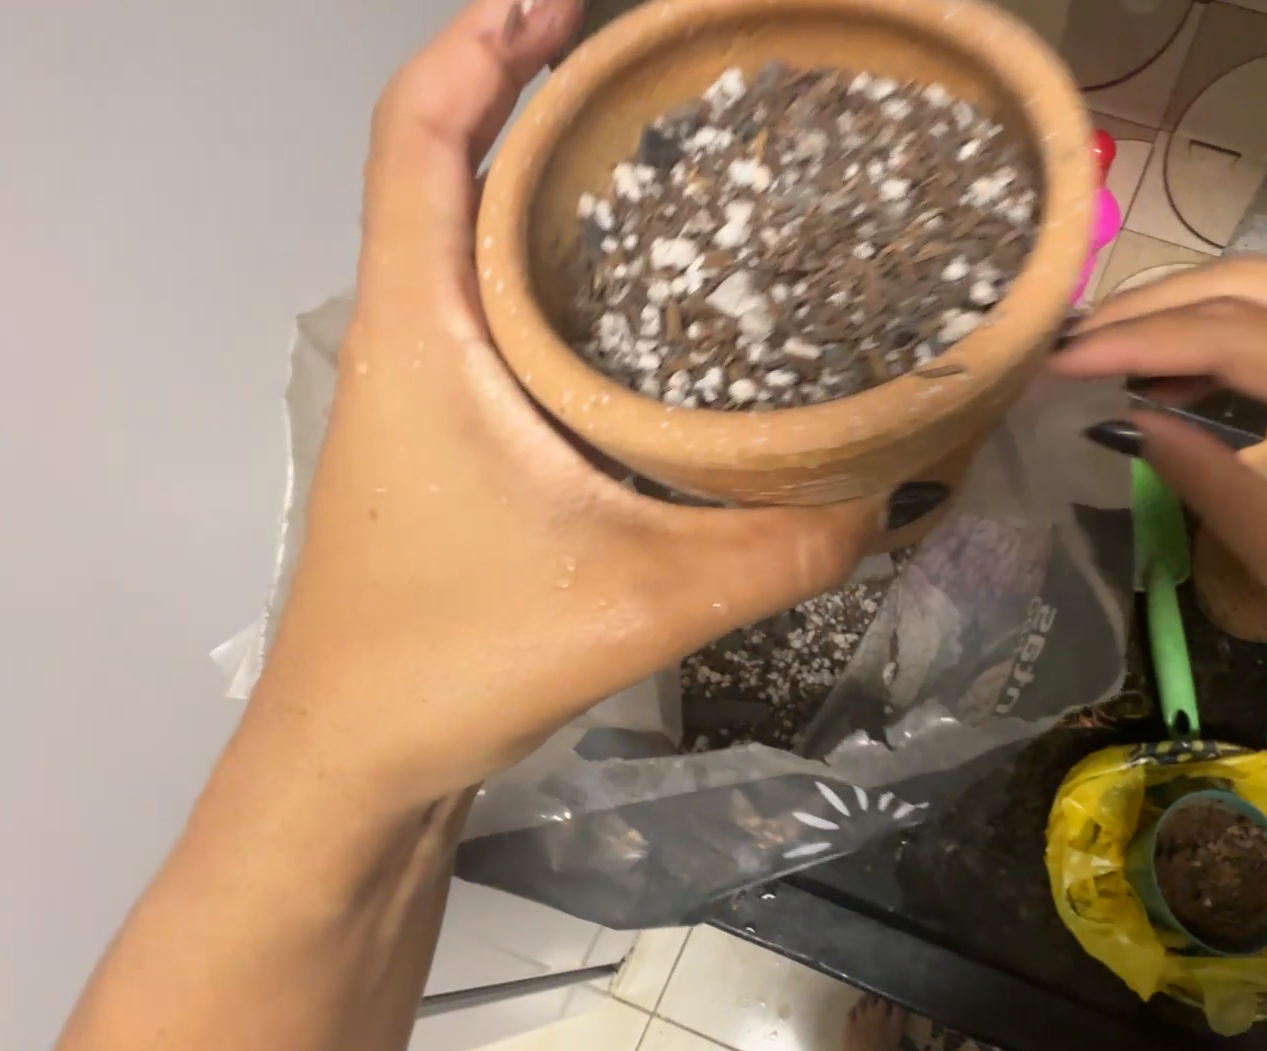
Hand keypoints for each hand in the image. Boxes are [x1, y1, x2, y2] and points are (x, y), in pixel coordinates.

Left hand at [252, 0, 891, 810]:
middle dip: (549, 102)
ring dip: (559, 195)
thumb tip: (905, 489)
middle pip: (460, 172)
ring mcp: (432, 394)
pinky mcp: (460, 444)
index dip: (482, 43)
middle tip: (675, 84)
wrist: (360, 763)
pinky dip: (568, 286)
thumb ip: (787, 549)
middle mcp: (414, 340)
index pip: (420, 137)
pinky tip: (656, 318)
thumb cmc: (461, 663)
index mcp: (424, 335)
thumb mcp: (647, 602)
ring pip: (485, 252)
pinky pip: (509, 325)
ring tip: (681, 175)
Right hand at [1055, 258, 1266, 679]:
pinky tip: (1187, 367)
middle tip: (1075, 341)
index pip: (1242, 336)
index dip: (1140, 340)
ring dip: (1186, 310)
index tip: (1064, 358)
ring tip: (1113, 352)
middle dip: (1151, 308)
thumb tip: (1133, 424)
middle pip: (1256, 282)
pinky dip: (1233, 327)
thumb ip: (1213, 487)